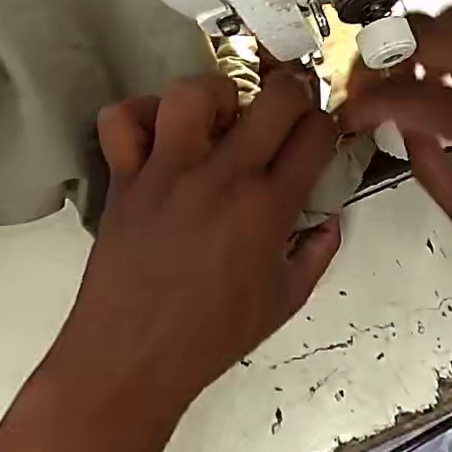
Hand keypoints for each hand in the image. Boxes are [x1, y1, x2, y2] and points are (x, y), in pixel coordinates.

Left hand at [64, 70, 344, 412]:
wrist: (132, 360)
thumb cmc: (213, 334)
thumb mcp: (286, 298)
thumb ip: (318, 252)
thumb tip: (330, 219)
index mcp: (269, 207)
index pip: (316, 135)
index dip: (328, 125)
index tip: (321, 134)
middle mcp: (223, 177)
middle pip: (275, 98)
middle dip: (295, 90)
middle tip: (288, 108)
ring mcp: (169, 172)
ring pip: (194, 92)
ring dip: (217, 93)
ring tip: (222, 115)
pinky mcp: (125, 179)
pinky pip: (121, 121)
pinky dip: (139, 115)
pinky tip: (159, 135)